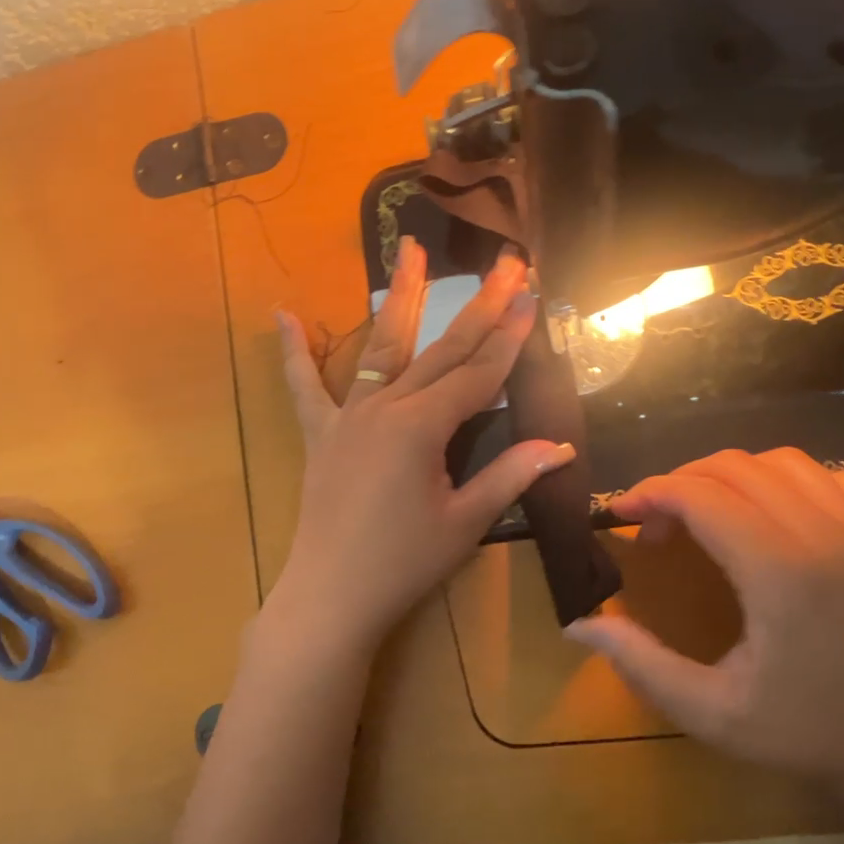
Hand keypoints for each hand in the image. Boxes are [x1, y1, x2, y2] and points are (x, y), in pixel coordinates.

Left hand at [269, 239, 575, 651]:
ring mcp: (347, 417)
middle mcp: (384, 408)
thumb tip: (559, 446)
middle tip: (504, 261)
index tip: (533, 294)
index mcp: (422, 427)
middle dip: (478, 306)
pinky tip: (284, 315)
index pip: (478, 374)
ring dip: (400, 298)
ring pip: (380, 348)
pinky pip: (304, 388)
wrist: (331, 594)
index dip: (510, 337)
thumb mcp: (463, 522)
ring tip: (410, 249)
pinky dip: (295, 352)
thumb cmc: (403, 564)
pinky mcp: (320, 435)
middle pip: (441, 349)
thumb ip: (508, 476)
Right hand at [565, 448, 843, 796]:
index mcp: (780, 573)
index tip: (619, 515)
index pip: (701, 495)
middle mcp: (826, 536)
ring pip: (787, 462)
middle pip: (738, 467)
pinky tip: (770, 516)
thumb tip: (577, 623)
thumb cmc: (805, 736)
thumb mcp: (708, 711)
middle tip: (654, 524)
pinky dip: (789, 481)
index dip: (650, 493)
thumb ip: (639, 661)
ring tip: (705, 514)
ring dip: (733, 475)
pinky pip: (834, 478)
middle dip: (682, 480)